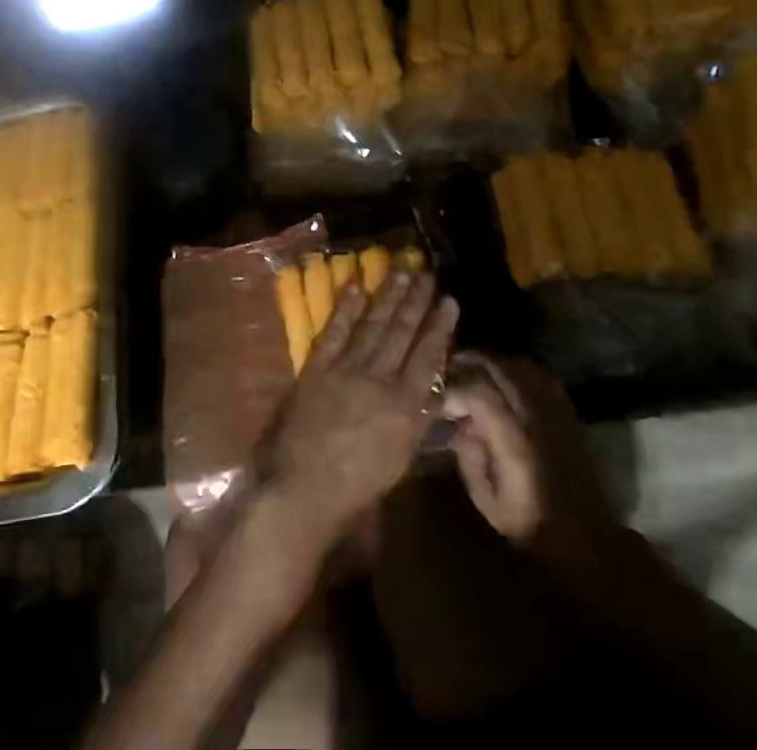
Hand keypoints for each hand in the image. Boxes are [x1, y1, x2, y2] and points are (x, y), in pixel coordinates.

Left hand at [264, 271, 458, 545]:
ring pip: (372, 326)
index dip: (439, 327)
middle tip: (425, 274)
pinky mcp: (317, 368)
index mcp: (406, 405)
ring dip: (386, 298)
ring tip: (400, 273)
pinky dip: (344, 308)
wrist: (307, 484)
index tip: (449, 301)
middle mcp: (379, 379)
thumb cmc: (359, 483)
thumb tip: (431, 392)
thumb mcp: (402, 457)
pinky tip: (354, 286)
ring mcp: (346, 370)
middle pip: (401, 333)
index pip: (427, 356)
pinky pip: (334, 332)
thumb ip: (418, 421)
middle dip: (415, 302)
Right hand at [444, 354, 621, 577]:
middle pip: (498, 368)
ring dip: (490, 363)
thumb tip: (457, 422)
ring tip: (467, 373)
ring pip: (520, 365)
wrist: (584, 538)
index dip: (450, 389)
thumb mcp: (484, 498)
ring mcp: (556, 412)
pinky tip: (499, 381)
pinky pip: (540, 375)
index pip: (478, 392)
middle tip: (442, 374)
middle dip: (465, 364)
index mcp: (516, 442)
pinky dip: (515, 370)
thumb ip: (467, 454)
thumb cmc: (527, 524)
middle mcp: (538, 419)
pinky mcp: (567, 413)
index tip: (433, 401)